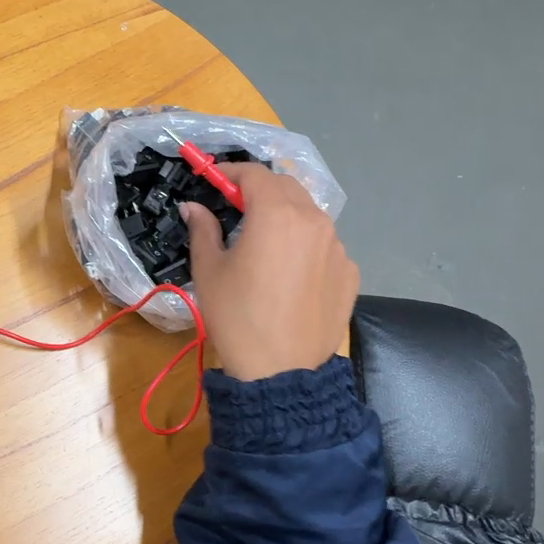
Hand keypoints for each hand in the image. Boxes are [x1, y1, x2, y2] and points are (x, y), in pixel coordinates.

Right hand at [180, 163, 357, 381]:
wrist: (281, 372)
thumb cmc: (236, 317)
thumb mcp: (209, 271)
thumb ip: (203, 229)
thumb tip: (194, 207)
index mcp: (277, 215)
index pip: (255, 174)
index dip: (230, 171)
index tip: (212, 178)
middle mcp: (314, 220)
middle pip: (286, 187)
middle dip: (259, 189)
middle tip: (234, 206)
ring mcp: (338, 246)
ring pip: (308, 215)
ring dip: (284, 216)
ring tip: (263, 243)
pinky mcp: (350, 272)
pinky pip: (324, 246)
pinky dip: (304, 246)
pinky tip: (287, 275)